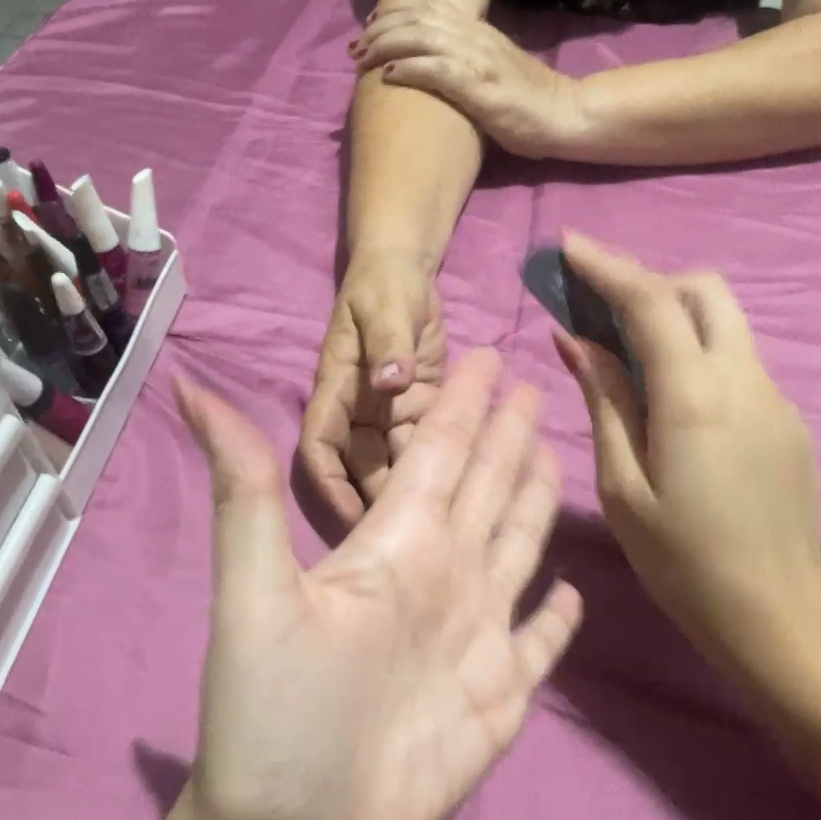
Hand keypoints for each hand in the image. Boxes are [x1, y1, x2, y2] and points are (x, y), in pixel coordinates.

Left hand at [178, 348, 582, 819]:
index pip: (434, 458)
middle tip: (537, 380)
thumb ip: (244, 490)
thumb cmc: (275, 716)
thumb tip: (187, 386)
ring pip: (517, 547)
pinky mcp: (502, 697)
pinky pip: (541, 642)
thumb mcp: (253, 595)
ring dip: (536, 501)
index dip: (460, 406)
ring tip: (557, 454)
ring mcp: (473, 638)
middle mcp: (436, 580)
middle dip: (508, 436)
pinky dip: (558, 618)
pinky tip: (576, 591)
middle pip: (484, 489)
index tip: (488, 354)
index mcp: (388, 549)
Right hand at [300, 249, 448, 523]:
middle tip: (421, 546)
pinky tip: (498, 491)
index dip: (331, 487)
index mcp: (336, 398)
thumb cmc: (385, 284)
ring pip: (404, 472)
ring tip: (461, 527)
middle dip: (386, 506)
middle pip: (365, 474)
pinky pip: (440, 455)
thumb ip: (387, 340)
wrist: (408, 273)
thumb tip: (391, 378)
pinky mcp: (422, 422)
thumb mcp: (383, 304)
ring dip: (428, 496)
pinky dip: (464, 470)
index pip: (321, 451)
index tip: (354, 517)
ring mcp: (390, 426)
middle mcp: (359, 423)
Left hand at [352, 0, 587, 160]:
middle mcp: (475, 37)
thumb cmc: (525, 102)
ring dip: (386, 44)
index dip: (395, 12)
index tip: (370, 25)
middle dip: (381, 28)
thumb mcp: (492, 70)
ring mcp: (478, 61)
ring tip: (362, 57)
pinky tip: (388, 74)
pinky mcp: (480, 88)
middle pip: (418, 18)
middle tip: (354, 46)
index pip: (429, 8)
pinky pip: (438, 70)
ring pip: (423, 38)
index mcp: (477, 31)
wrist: (561, 115)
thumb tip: (434, 67)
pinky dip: (410, 68)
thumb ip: (465, 62)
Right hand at [551, 233, 820, 654]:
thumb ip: (604, 403)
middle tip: (601, 317)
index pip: (651, 301)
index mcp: (696, 396)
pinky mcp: (788, 420)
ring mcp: (776, 397)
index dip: (607, 266)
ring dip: (675, 321)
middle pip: (704, 291)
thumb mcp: (622, 487)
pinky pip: (738, 365)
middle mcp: (745, 379)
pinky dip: (697, 359)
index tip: (567, 246)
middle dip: (650, 284)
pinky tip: (671, 411)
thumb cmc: (681, 559)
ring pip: (726, 325)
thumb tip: (576, 341)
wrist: (775, 610)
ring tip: (627, 362)